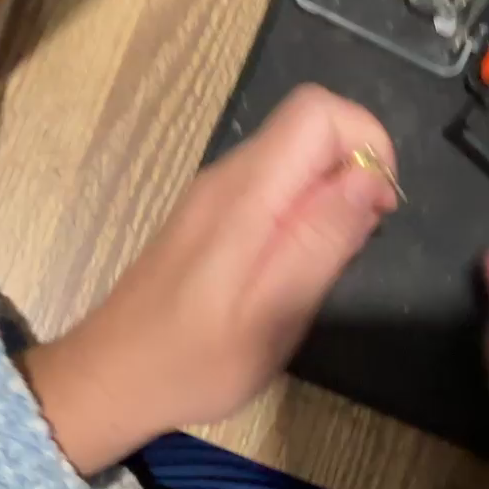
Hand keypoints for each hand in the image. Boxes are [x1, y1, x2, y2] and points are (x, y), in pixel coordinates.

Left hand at [22, 84, 396, 476]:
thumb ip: (323, 239)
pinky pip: (267, 190)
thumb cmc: (192, 362)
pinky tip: (285, 272)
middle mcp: (223, 179)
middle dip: (351, 174)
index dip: (366, 143)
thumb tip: (369, 175)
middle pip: (306, 130)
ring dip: (325, 199)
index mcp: (244, 193)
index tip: (378, 209)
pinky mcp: (203, 220)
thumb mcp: (274, 313)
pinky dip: (296, 214)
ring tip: (318, 269)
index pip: (318, 110)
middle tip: (351, 248)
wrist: (110, 378)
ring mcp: (209, 198)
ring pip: (290, 161)